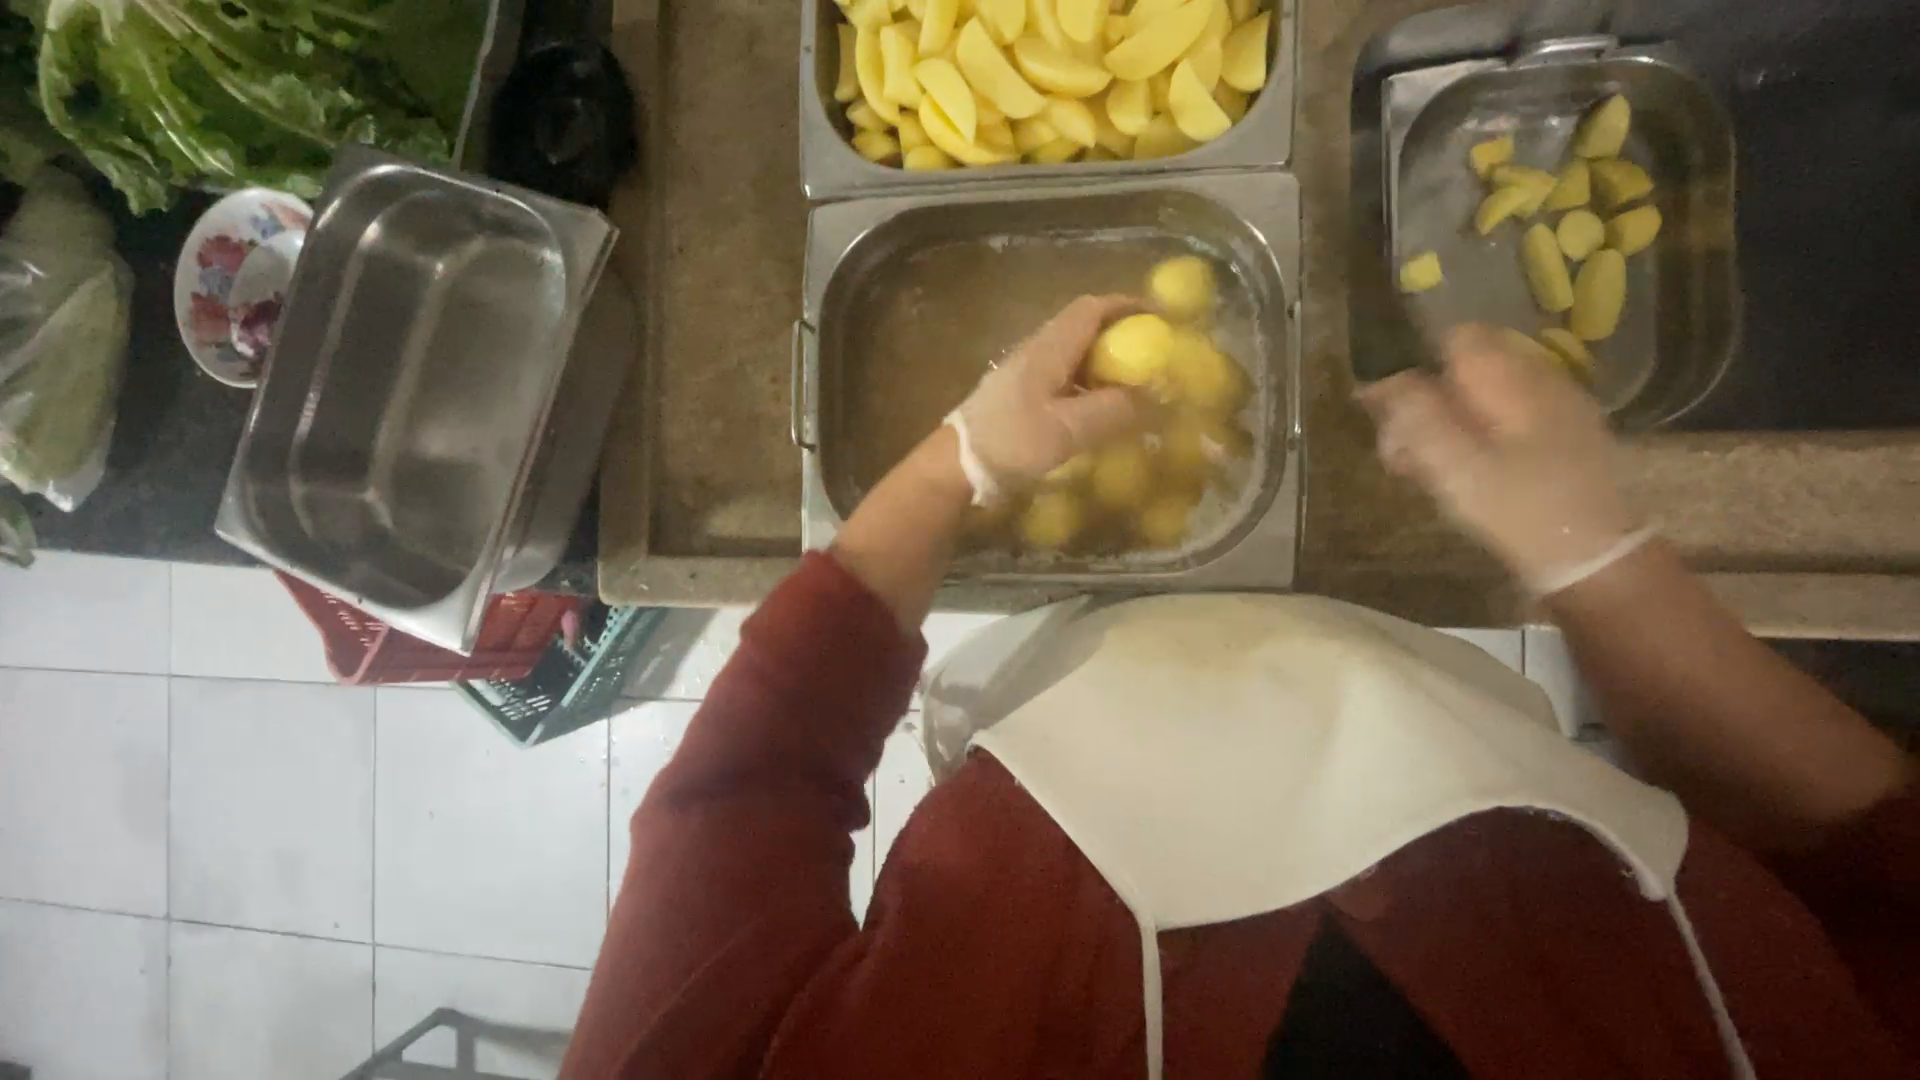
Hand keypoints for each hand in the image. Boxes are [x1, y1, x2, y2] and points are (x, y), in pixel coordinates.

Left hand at [947, 295, 1144, 504]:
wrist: (954, 467)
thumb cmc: (1010, 442)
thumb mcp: (1067, 429)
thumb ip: (1114, 410)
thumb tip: (1155, 397)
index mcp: (1048, 348)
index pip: (1092, 309)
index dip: (1128, 307)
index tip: (1160, 319)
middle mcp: (1036, 353)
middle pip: (1085, 331)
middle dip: (1121, 340)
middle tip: (1153, 362)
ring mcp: (1025, 377)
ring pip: (1074, 359)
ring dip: (1105, 368)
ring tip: (1134, 391)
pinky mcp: (1019, 400)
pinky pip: (1063, 383)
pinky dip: (1088, 390)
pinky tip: (1099, 416)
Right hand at [1357, 324, 1641, 593]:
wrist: (1590, 557)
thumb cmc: (1515, 507)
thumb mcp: (1451, 462)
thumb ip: (1415, 414)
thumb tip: (1382, 381)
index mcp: (1513, 381)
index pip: (1457, 338)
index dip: (1415, 364)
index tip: (1387, 408)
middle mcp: (1539, 381)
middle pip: (1465, 370)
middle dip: (1424, 403)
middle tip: (1398, 452)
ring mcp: (1556, 409)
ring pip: (1482, 397)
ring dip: (1443, 425)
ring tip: (1420, 469)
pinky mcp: (1562, 438)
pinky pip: (1504, 420)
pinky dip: (1472, 438)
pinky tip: (1460, 474)